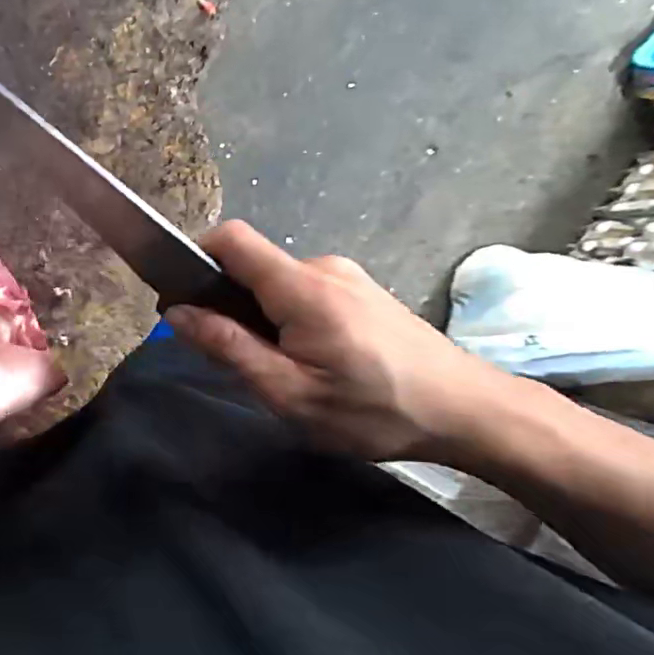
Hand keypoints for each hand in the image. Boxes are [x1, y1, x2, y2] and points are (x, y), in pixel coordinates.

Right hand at [167, 221, 511, 461]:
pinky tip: (304, 358)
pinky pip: (297, 290)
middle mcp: (322, 268)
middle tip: (232, 355)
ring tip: (274, 365)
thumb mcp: (290, 392)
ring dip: (254, 314)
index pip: (230, 239)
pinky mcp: (358, 291)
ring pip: (271, 281)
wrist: (477, 415)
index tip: (183, 298)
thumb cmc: (378, 410)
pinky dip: (281, 316)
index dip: (194, 256)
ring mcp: (345, 277)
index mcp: (302, 288)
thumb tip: (177, 313)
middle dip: (223, 301)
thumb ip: (229, 347)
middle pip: (247, 264)